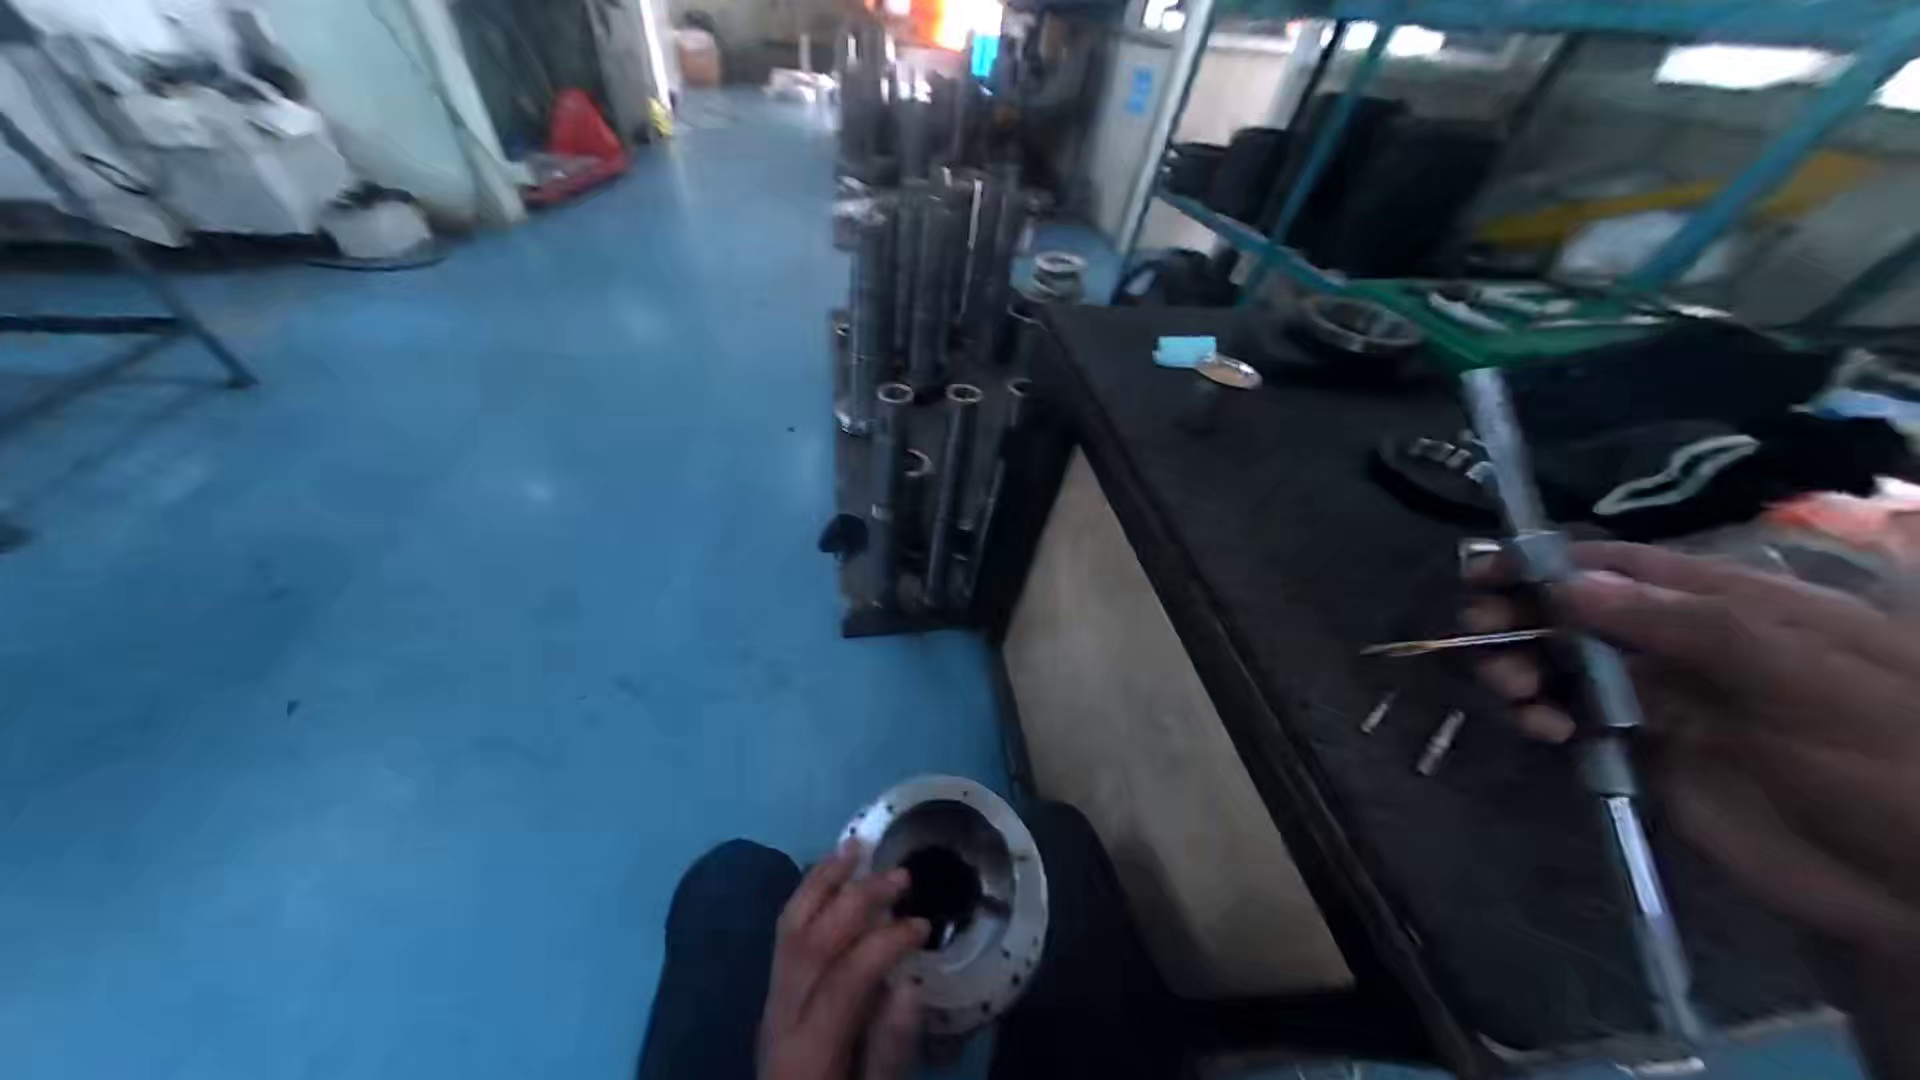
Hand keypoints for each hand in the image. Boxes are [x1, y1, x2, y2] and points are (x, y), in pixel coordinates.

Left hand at [760, 842, 929, 1079]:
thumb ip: (890, 1051)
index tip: (923, 925)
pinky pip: (785, 932)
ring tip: (854, 845)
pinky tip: (830, 872)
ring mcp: (769, 1002)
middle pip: (811, 944)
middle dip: (857, 901)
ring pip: (789, 929)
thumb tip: (911, 986)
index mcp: (808, 1053)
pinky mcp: (772, 993)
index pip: (844, 982)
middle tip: (901, 875)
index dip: (885, 946)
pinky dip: (808, 894)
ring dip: (822, 882)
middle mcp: (779, 1018)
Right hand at [1465, 541, 1919, 955]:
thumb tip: (1569, 585)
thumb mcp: (1814, 685)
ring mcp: (1649, 694)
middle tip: (1480, 633)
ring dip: (1514, 665)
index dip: (1543, 562)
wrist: (1919, 893)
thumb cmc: (1897, 771)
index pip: (1618, 564)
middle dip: (1514, 616)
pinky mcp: (1628, 744)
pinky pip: (1558, 713)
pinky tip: (1543, 730)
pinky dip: (1534, 714)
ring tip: (1512, 692)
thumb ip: (1694, 627)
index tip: (1482, 574)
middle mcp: (1675, 642)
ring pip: (1551, 660)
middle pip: (1567, 610)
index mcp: (1728, 607)